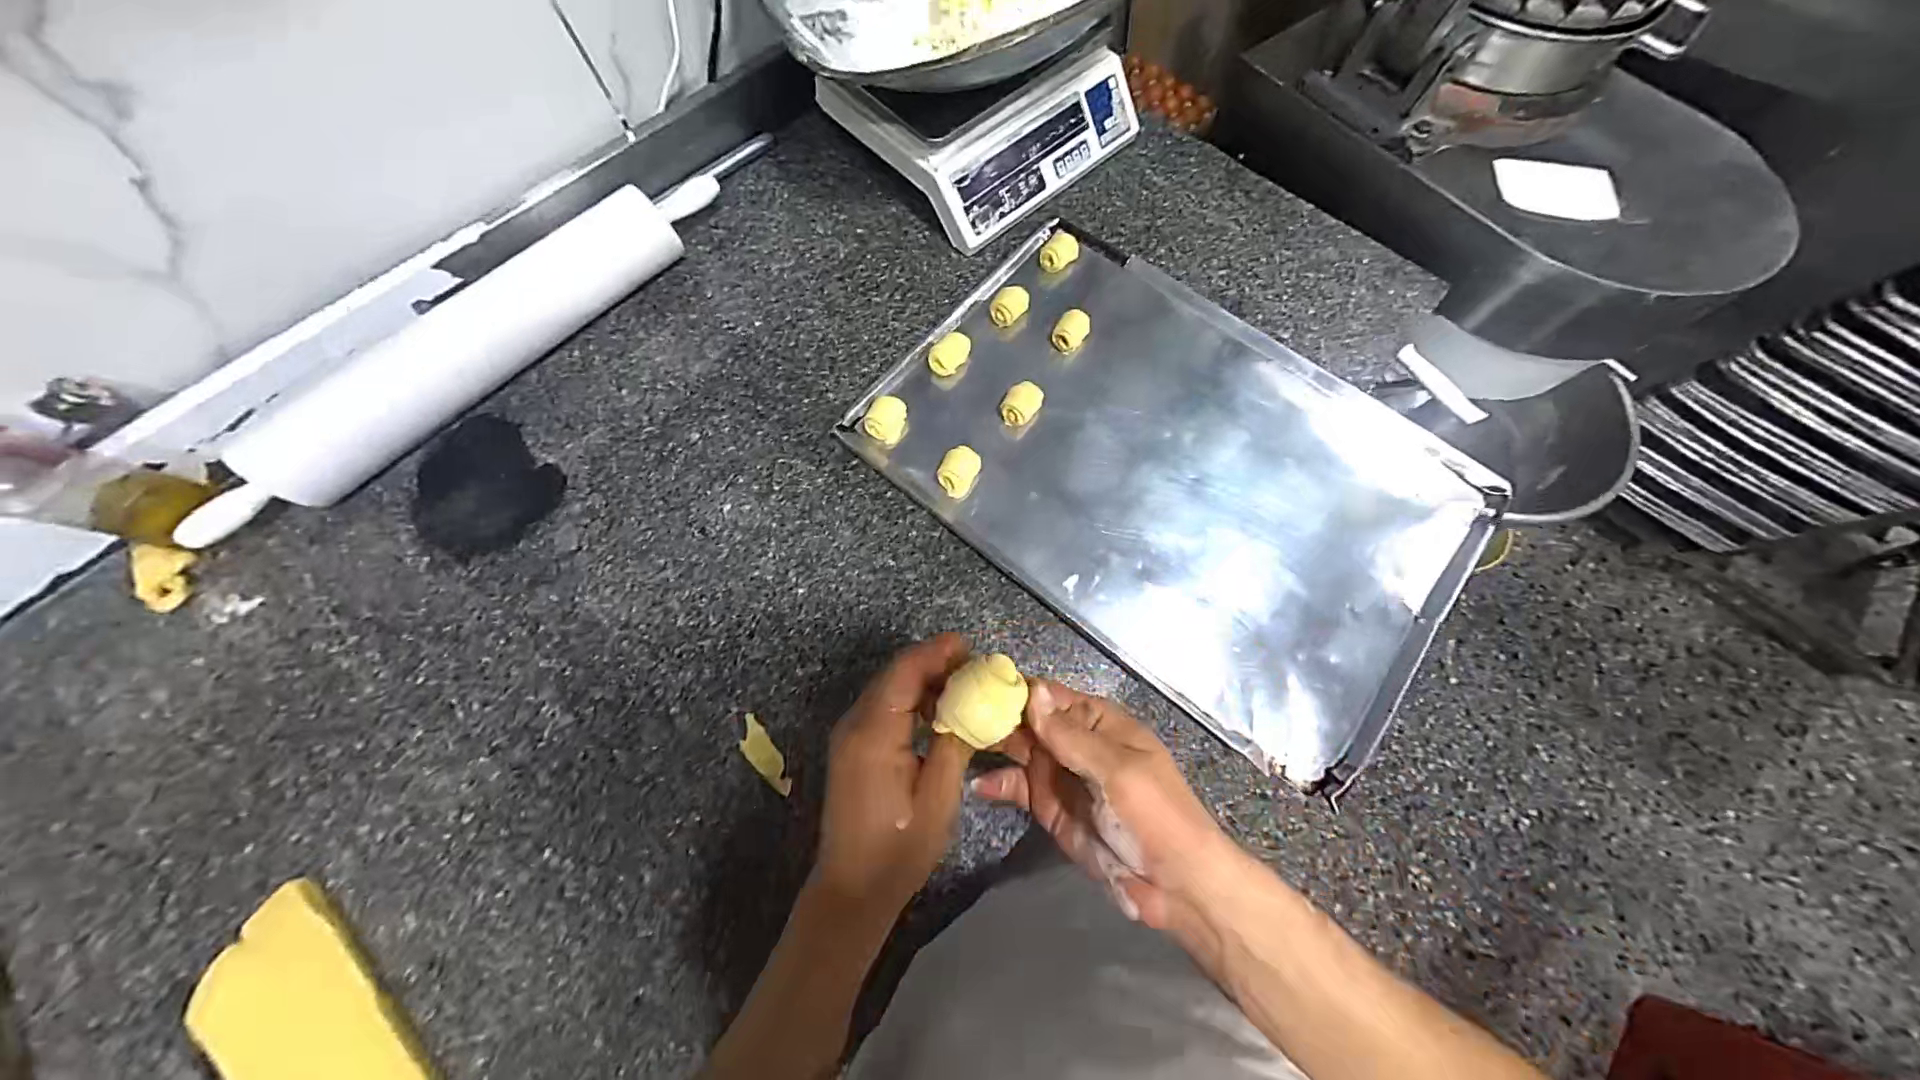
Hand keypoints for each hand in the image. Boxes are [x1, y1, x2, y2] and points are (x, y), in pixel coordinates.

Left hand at [809, 633, 975, 920]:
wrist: (851, 887)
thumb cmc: (899, 848)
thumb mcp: (938, 797)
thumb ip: (954, 743)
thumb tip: (972, 704)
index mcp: (873, 733)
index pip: (904, 672)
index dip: (936, 652)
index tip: (970, 646)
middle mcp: (854, 724)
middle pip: (895, 675)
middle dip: (934, 663)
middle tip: (975, 665)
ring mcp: (849, 734)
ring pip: (889, 689)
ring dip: (923, 681)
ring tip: (964, 685)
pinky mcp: (851, 746)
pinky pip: (883, 708)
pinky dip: (910, 701)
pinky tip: (937, 712)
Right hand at [973, 679, 1240, 929]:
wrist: (1176, 886)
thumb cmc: (1156, 815)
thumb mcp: (1116, 770)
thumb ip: (1070, 734)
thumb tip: (1032, 690)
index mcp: (1097, 721)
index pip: (1047, 694)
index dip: (1012, 687)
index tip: (971, 682)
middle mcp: (1073, 741)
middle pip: (1026, 719)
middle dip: (992, 713)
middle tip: (948, 710)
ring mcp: (1059, 775)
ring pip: (1017, 749)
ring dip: (988, 743)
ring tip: (952, 738)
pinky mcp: (1050, 808)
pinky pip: (1017, 788)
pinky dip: (996, 783)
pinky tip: (975, 783)